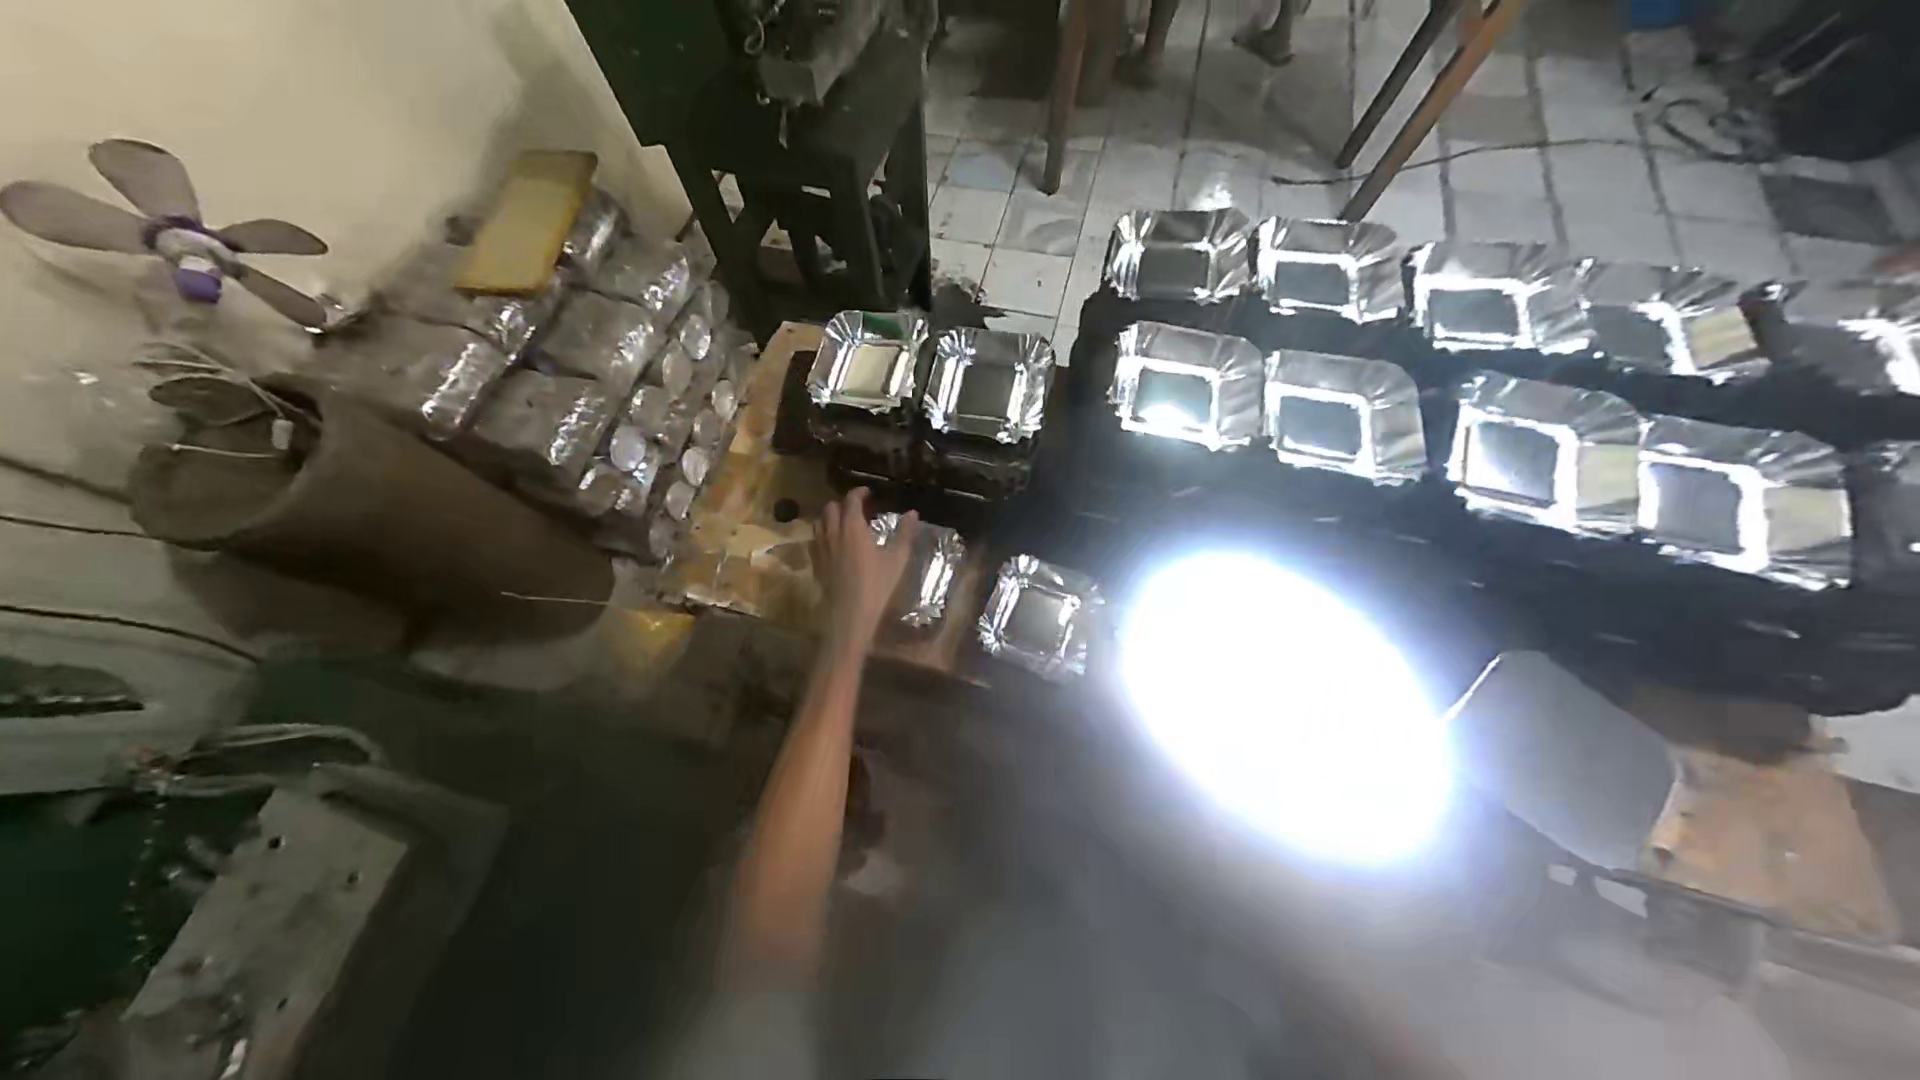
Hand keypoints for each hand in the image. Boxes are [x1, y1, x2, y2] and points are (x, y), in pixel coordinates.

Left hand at [818, 488, 918, 654]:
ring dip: (831, 517)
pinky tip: (834, 544)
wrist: (849, 614)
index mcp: (853, 528)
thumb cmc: (877, 586)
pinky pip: (815, 539)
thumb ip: (905, 533)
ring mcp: (821, 548)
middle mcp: (833, 533)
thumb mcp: (897, 559)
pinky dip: (824, 534)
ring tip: (844, 524)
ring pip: (820, 522)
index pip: (851, 500)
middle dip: (843, 503)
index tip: (869, 493)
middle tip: (858, 509)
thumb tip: (913, 513)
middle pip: (831, 507)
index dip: (859, 492)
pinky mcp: (815, 562)